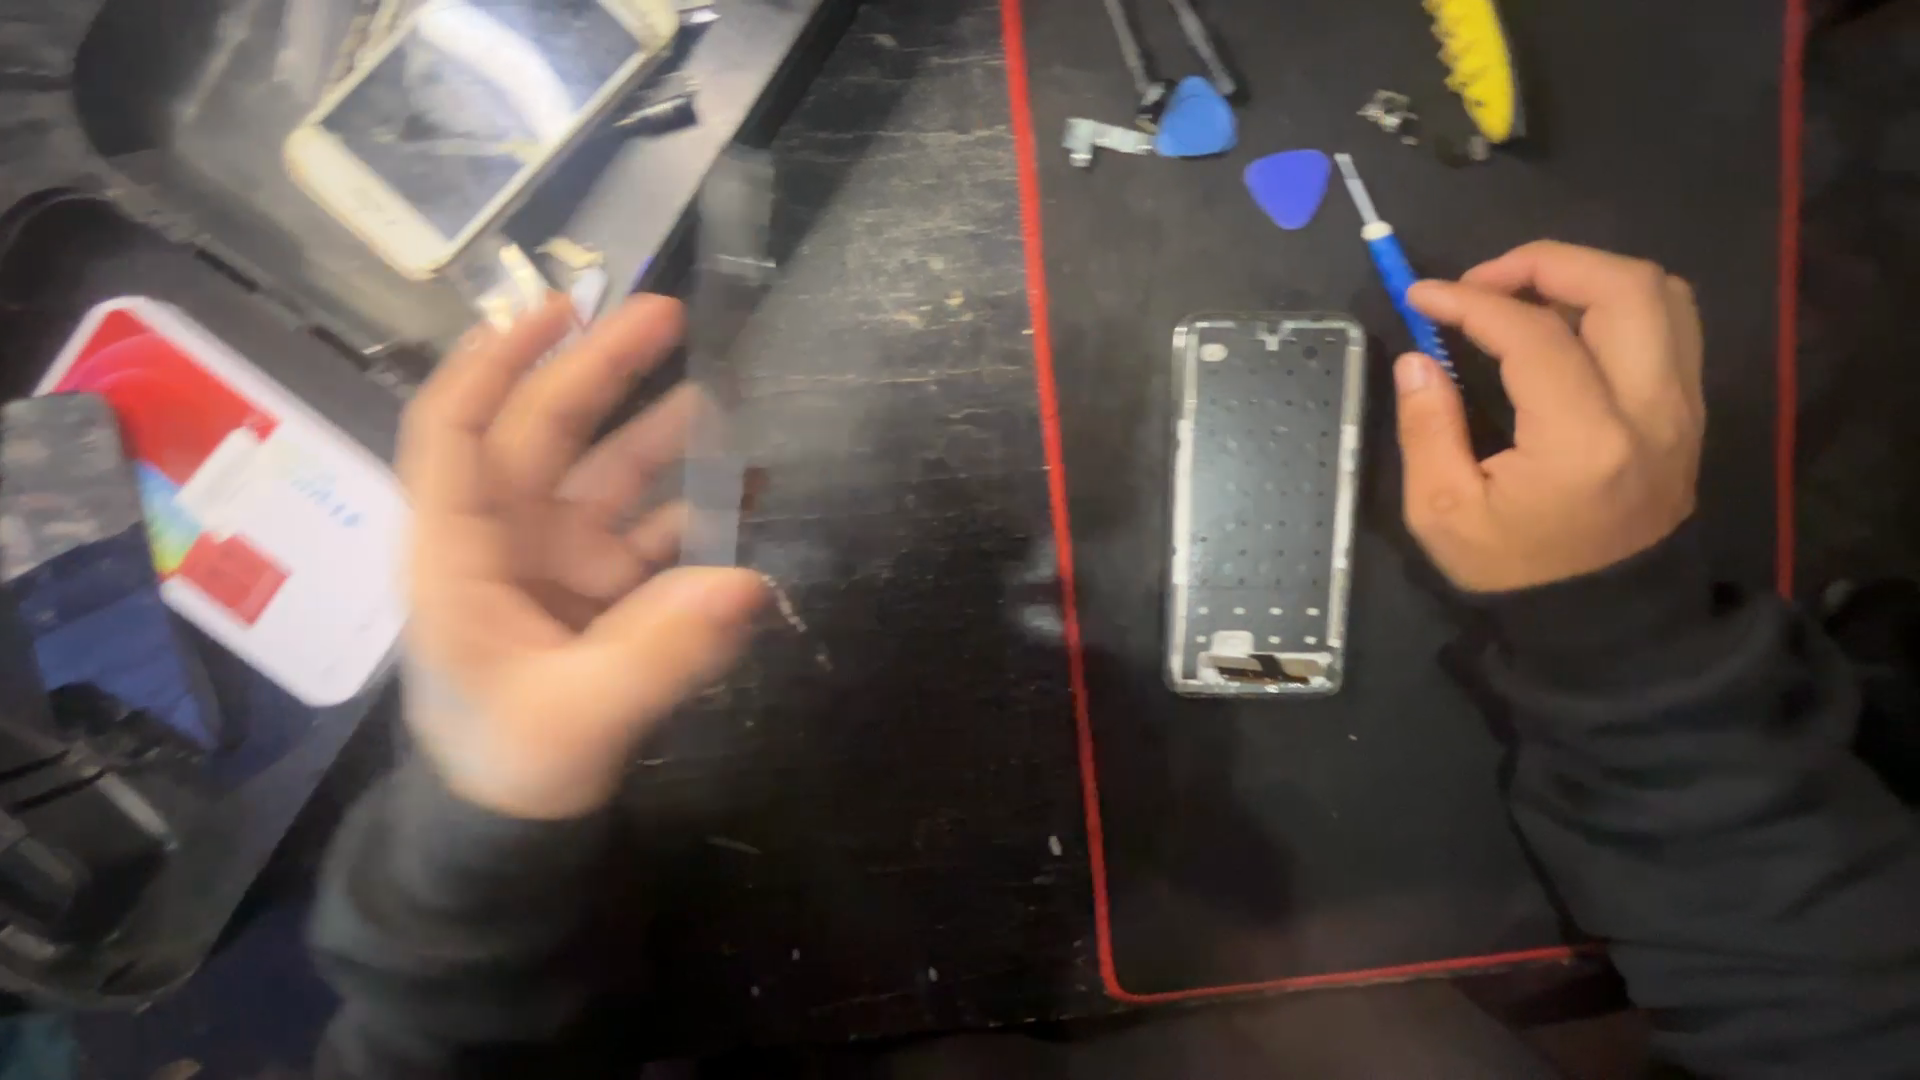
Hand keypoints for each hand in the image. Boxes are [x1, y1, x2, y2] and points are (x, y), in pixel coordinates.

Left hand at [399, 294, 767, 819]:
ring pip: (613, 475)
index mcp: (462, 552)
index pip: (459, 431)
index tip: (555, 307)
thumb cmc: (514, 763)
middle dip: (602, 372)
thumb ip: (662, 652)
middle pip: (548, 433)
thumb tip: (751, 583)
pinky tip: (749, 492)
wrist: (517, 823)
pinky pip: (658, 530)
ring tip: (728, 401)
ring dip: (667, 436)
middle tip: (669, 317)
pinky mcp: (609, 587)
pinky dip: (702, 509)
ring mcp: (564, 560)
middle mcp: (509, 538)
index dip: (498, 361)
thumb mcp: (581, 715)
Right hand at [1392, 241, 1705, 592]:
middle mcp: (1650, 409)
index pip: (1533, 335)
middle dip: (1542, 263)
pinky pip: (1669, 324)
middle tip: (1478, 281)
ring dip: (1583, 275)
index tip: (1420, 296)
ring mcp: (1682, 405)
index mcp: (1581, 439)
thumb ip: (1427, 429)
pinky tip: (1560, 321)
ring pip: (1658, 294)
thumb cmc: (1509, 566)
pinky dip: (1611, 301)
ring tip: (1517, 293)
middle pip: (1623, 287)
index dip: (1469, 302)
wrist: (1598, 612)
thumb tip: (1416, 358)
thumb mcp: (1440, 511)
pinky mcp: (1687, 409)